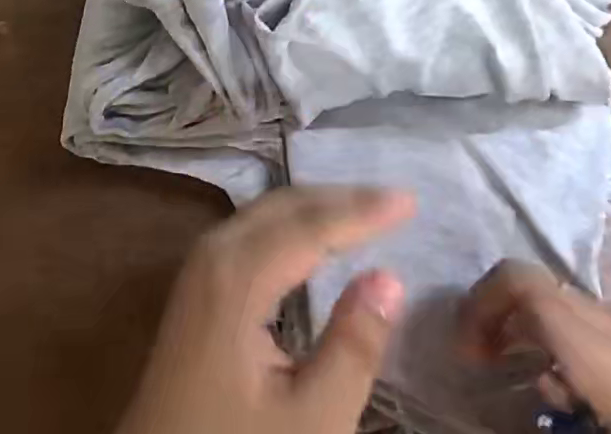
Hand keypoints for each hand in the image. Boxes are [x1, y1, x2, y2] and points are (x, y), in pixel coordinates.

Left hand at [115, 186, 416, 433]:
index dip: (362, 210)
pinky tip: (316, 233)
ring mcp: (201, 263)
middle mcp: (214, 251)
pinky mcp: (199, 280)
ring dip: (319, 205)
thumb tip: (388, 278)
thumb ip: (352, 347)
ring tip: (367, 208)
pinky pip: (254, 227)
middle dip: (343, 198)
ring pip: (268, 211)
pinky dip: (294, 221)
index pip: (311, 226)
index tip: (411, 201)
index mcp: (237, 275)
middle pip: (286, 205)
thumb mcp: (309, 420)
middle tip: (396, 201)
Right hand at [456, 260, 610, 433]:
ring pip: (562, 298)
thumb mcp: (588, 433)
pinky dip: (551, 336)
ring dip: (520, 320)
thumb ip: (540, 410)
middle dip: (494, 307)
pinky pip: (586, 323)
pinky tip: (551, 383)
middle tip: (475, 355)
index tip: (465, 351)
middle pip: (542, 285)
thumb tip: (485, 403)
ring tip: (502, 364)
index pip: (531, 288)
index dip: (482, 303)